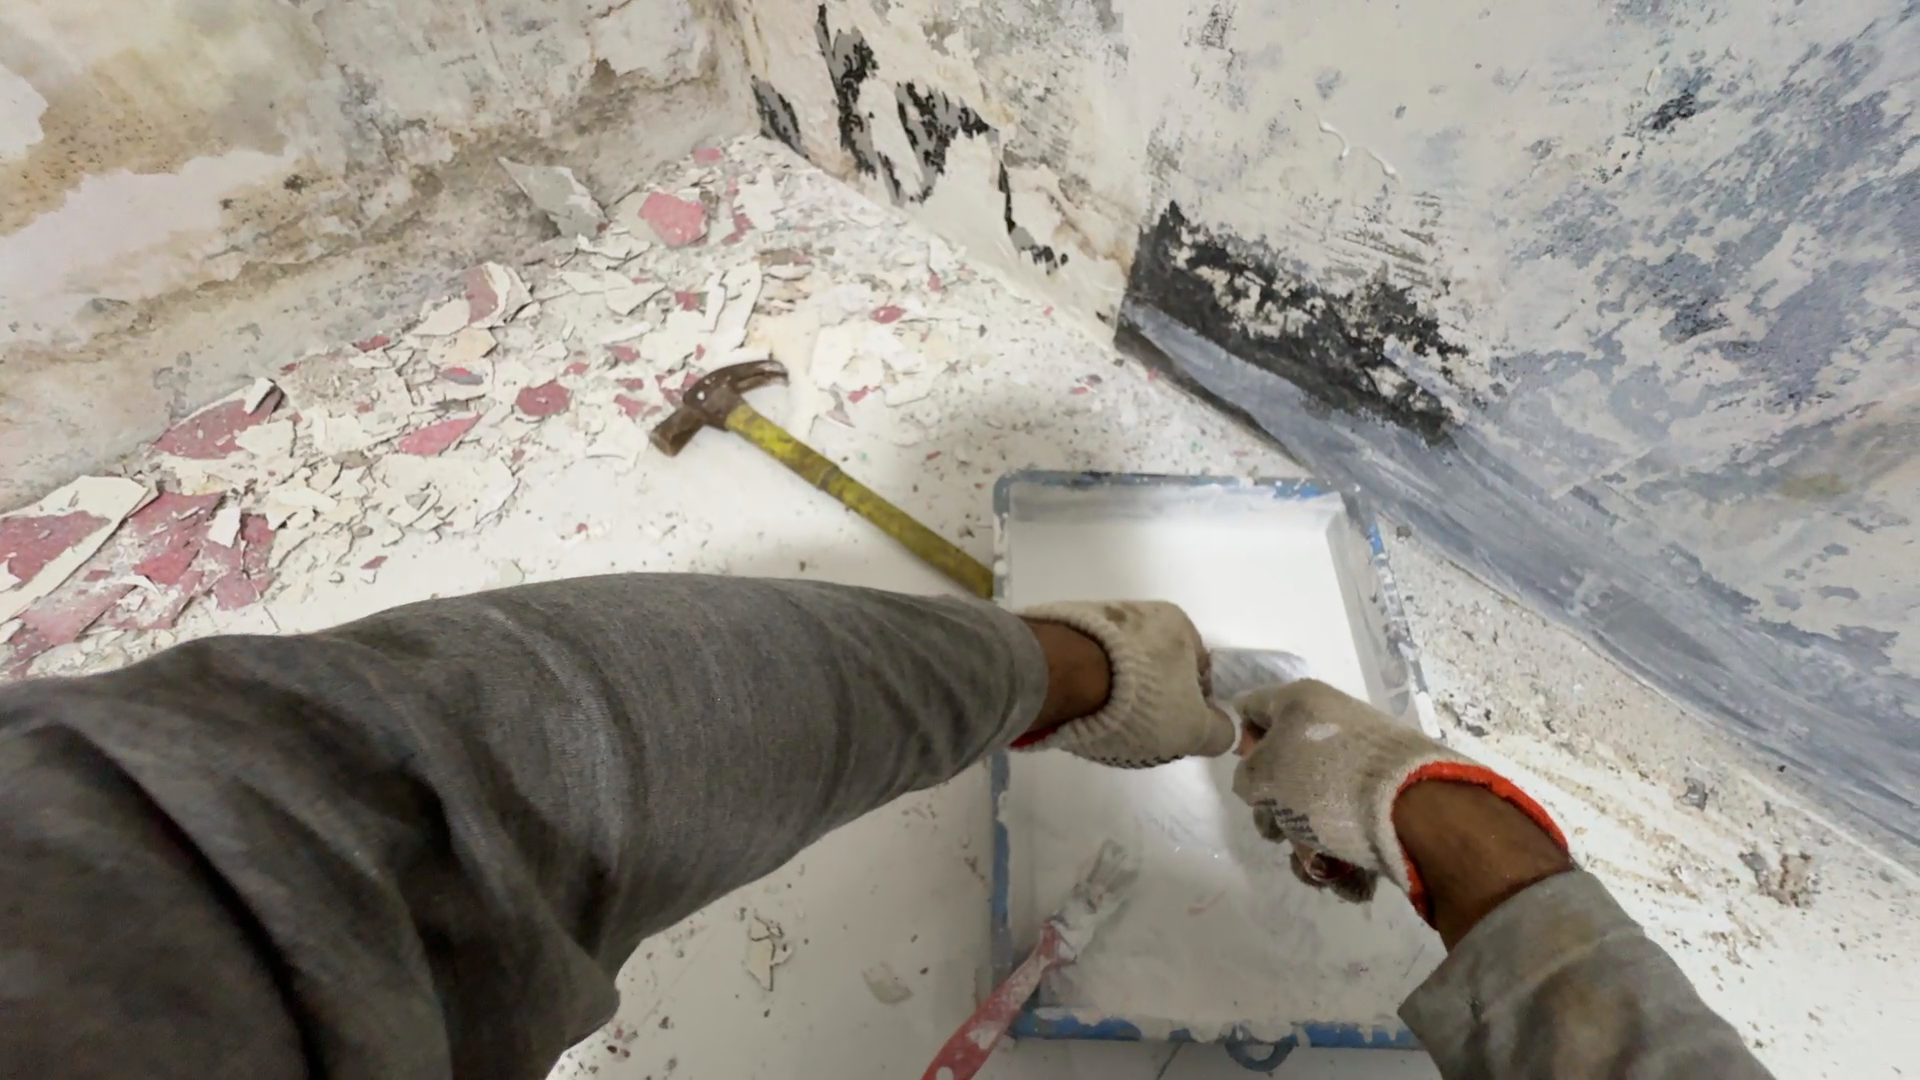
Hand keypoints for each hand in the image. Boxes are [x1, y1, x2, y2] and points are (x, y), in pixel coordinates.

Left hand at [1014, 601, 1235, 767]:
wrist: (1065, 675)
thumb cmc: (1142, 700)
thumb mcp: (1194, 729)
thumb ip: (1216, 732)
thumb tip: (1218, 729)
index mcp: (1177, 623)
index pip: (1198, 668)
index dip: (1193, 704)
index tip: (1176, 729)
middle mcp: (1137, 611)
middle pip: (1154, 667)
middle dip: (1149, 699)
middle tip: (1137, 729)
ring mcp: (1095, 618)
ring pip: (1115, 666)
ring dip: (1112, 692)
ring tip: (1102, 722)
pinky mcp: (1060, 630)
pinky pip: (1081, 664)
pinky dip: (1083, 686)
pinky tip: (1077, 708)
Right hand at [1231, 680, 1567, 925]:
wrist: (1423, 815)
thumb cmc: (1326, 782)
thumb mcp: (1262, 775)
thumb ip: (1246, 777)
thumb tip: (1265, 783)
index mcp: (1301, 701)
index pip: (1251, 709)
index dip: (1242, 744)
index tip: (1252, 780)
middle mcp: (1333, 724)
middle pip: (1282, 768)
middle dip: (1274, 811)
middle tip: (1278, 834)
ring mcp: (1365, 763)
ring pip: (1313, 805)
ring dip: (1304, 842)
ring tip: (1319, 868)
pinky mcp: (1392, 800)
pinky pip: (1348, 825)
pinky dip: (1340, 854)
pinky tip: (1346, 877)